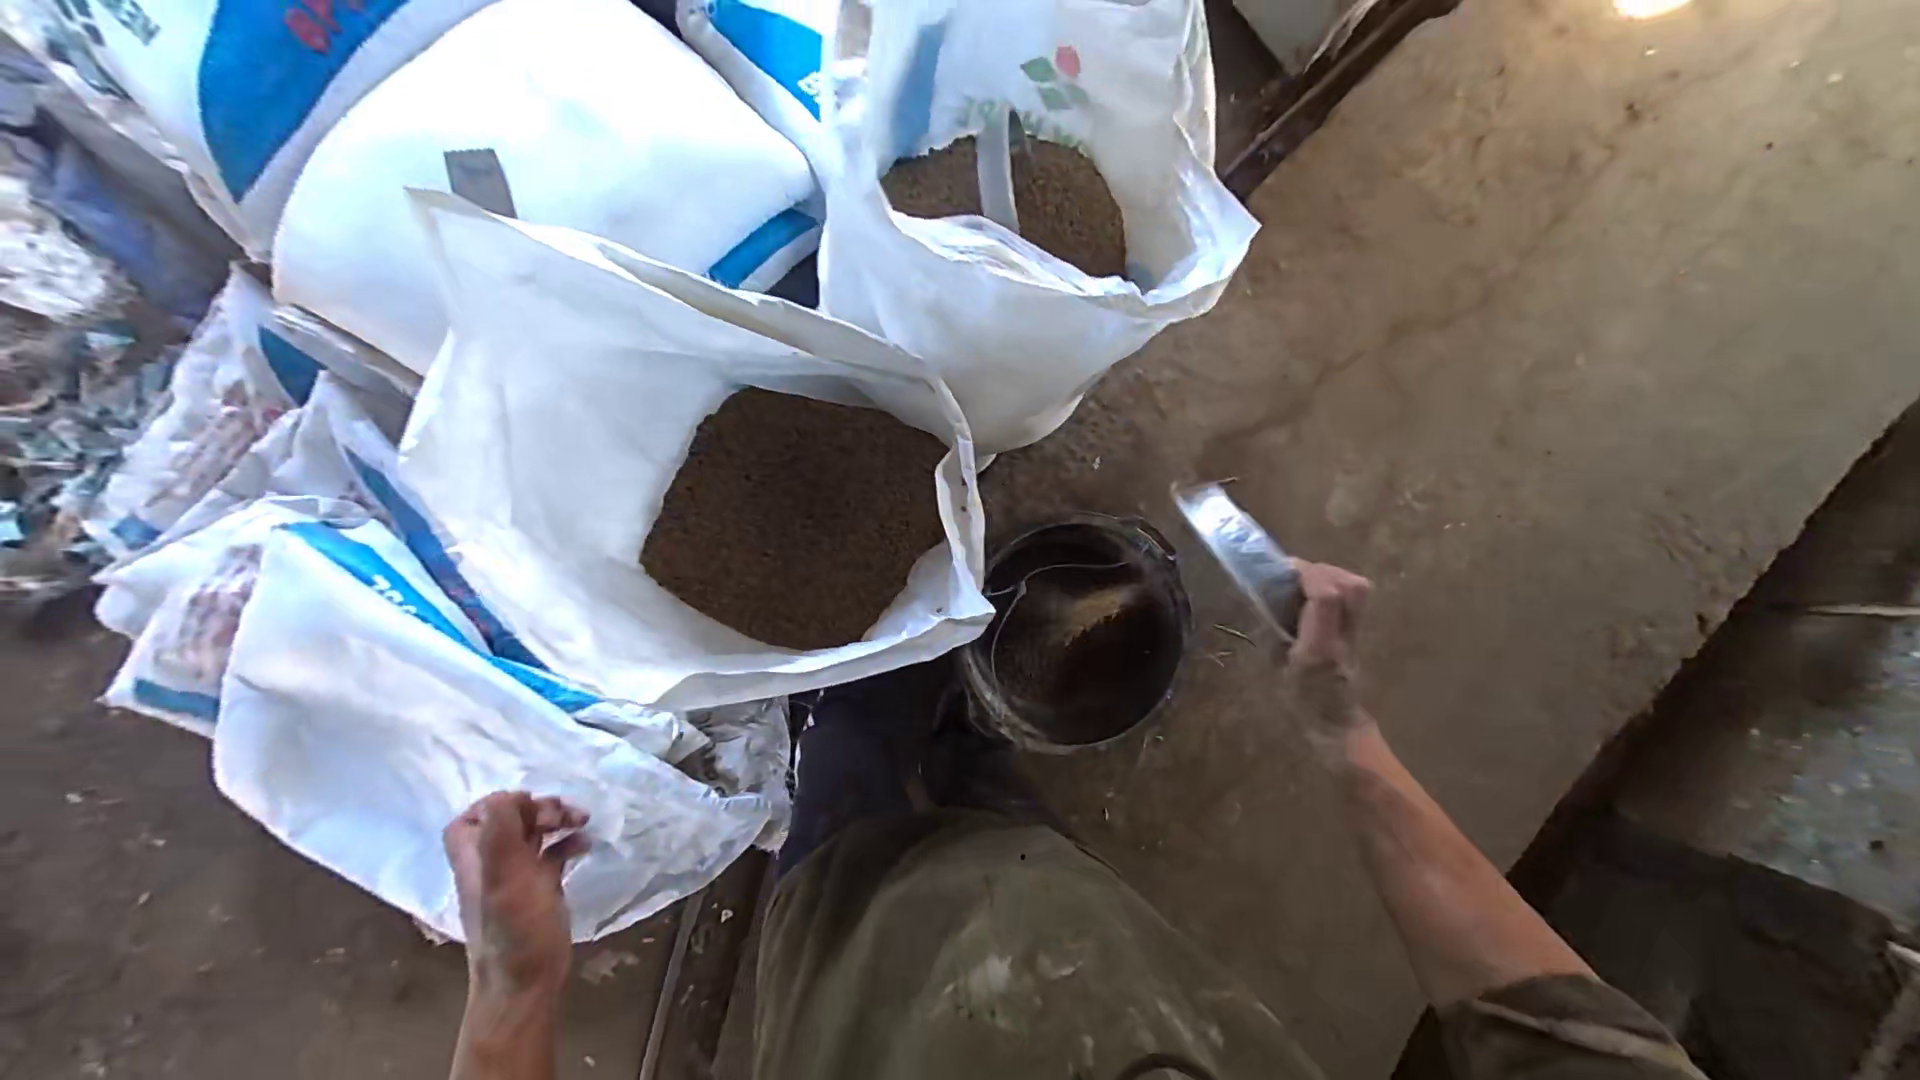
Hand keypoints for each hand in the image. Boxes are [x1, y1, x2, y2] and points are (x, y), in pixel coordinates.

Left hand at [443, 792, 588, 999]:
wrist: (527, 982)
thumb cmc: (515, 930)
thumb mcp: (505, 879)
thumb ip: (501, 835)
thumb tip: (507, 794)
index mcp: (475, 861)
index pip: (470, 819)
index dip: (497, 804)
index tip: (529, 804)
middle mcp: (493, 866)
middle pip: (508, 820)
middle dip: (538, 807)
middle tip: (563, 814)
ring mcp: (517, 877)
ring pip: (533, 833)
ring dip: (557, 820)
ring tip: (582, 820)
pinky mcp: (541, 887)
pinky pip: (554, 852)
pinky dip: (569, 841)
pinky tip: (585, 844)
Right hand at [1282, 560, 1373, 761]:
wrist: (1338, 728)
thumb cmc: (1301, 704)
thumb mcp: (1277, 671)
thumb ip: (1274, 635)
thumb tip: (1264, 602)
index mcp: (1320, 647)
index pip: (1327, 598)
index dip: (1308, 574)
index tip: (1283, 568)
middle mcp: (1344, 636)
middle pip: (1352, 586)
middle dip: (1321, 570)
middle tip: (1292, 573)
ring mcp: (1356, 634)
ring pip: (1358, 589)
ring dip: (1330, 576)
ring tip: (1302, 581)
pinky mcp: (1357, 633)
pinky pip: (1353, 598)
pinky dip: (1333, 587)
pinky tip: (1312, 595)